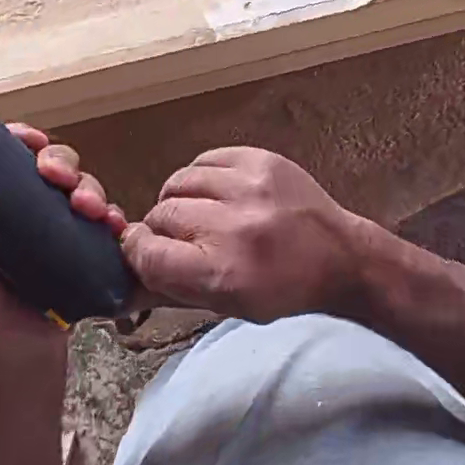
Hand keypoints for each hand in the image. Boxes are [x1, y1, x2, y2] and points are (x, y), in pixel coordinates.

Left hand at [0, 124, 125, 366]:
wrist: (15, 371)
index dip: (14, 140)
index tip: (31, 141)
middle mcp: (16, 211)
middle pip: (44, 166)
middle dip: (61, 163)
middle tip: (62, 180)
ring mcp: (51, 229)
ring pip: (77, 189)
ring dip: (89, 189)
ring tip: (93, 211)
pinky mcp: (81, 249)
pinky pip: (101, 223)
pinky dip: (112, 218)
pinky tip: (114, 227)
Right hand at [121, 147, 370, 321]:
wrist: (341, 257)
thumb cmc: (280, 289)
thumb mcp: (225, 304)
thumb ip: (170, 287)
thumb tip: (122, 278)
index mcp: (222, 272)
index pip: (147, 253)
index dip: (138, 252)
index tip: (146, 251)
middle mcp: (233, 226)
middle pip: (160, 215)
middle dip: (163, 229)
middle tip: (184, 239)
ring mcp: (248, 187)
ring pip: (177, 183)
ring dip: (179, 201)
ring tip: (199, 214)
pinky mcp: (260, 160)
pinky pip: (204, 160)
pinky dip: (201, 178)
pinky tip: (216, 193)